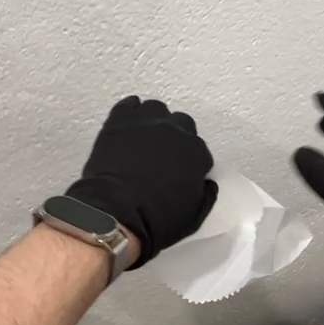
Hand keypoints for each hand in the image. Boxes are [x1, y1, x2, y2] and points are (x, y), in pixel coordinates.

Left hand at [67, 96, 218, 268]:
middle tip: (163, 154)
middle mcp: (176, 130)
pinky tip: (128, 125)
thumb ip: (206, 194)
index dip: (190, 161)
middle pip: (181, 124)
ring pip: (156, 110)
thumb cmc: (158, 220)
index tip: (181, 172)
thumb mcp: (195, 215)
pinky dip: (131, 112)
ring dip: (154, 122)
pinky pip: (129, 105)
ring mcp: (147, 121)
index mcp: (197, 152)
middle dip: (176, 137)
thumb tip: (206, 182)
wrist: (117, 214)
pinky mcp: (120, 119)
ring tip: (144, 138)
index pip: (200, 150)